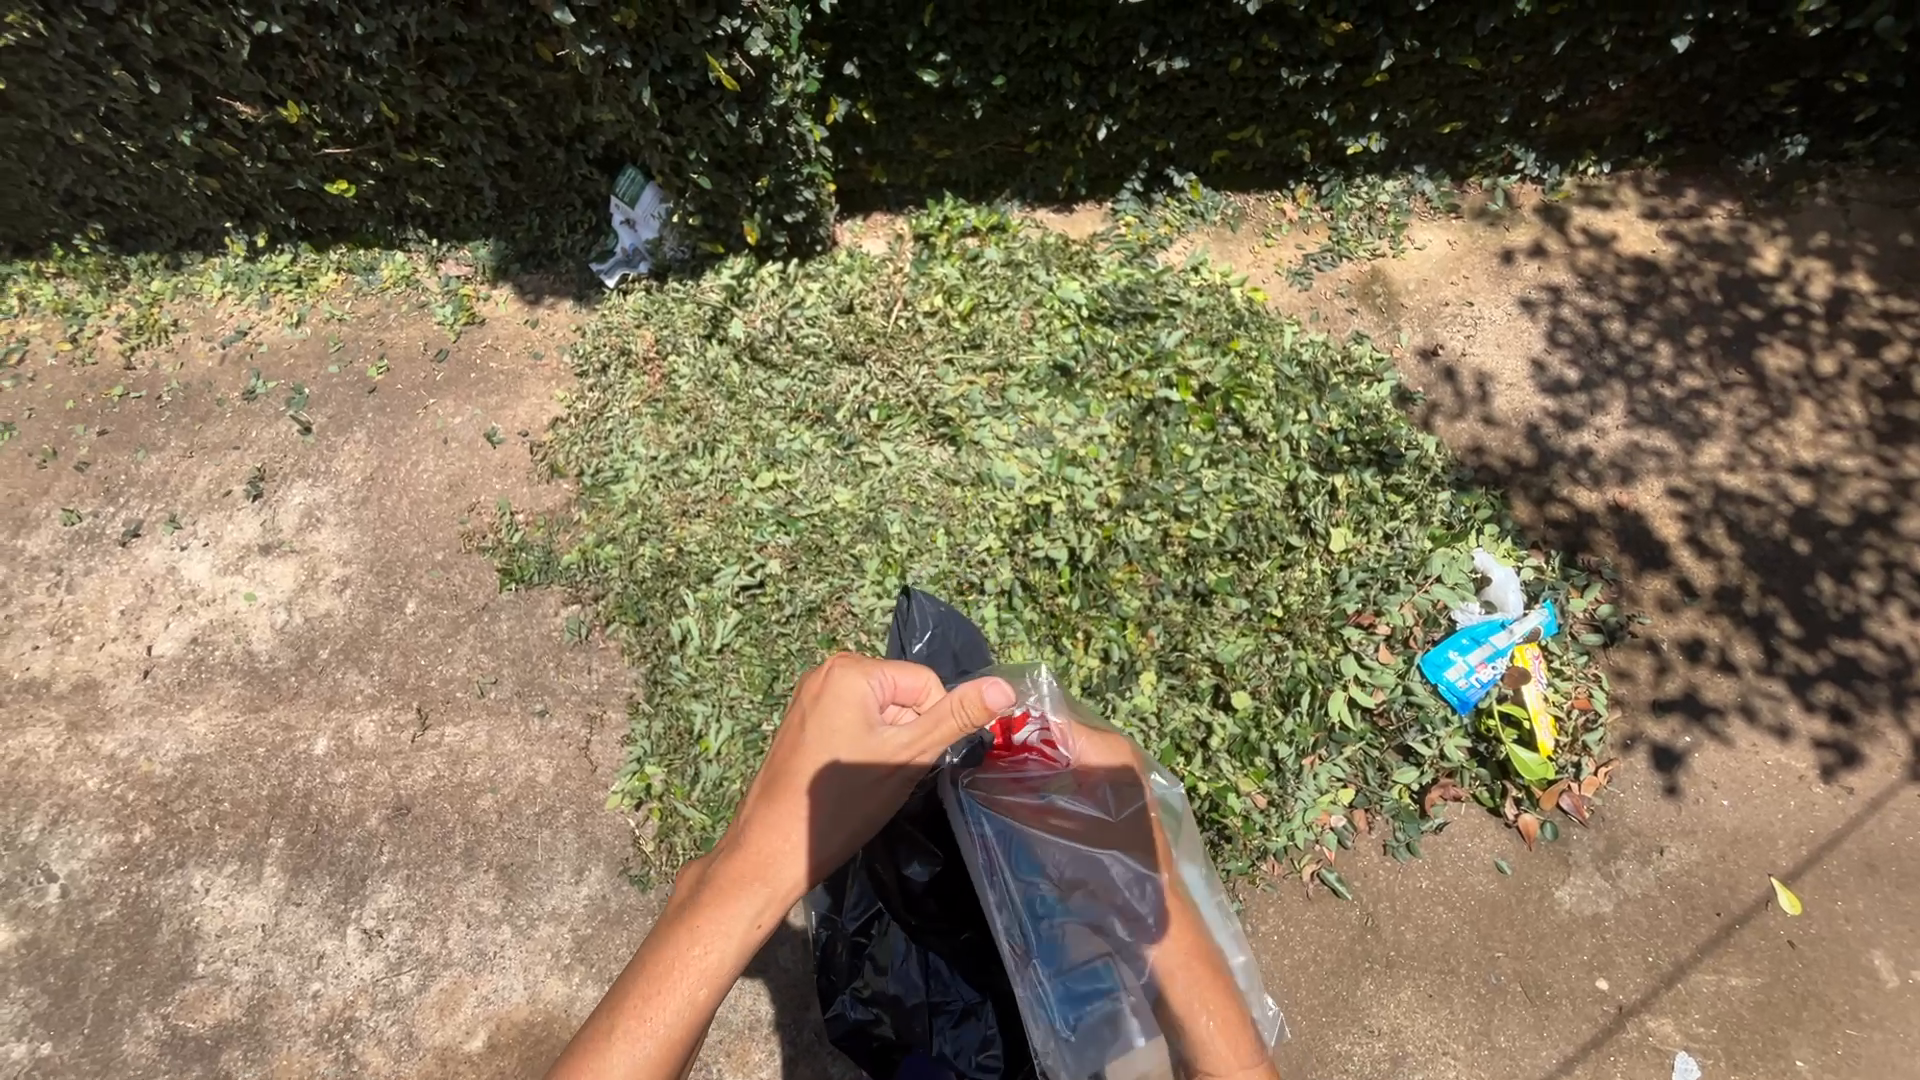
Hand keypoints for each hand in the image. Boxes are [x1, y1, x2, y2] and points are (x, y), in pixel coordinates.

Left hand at [709, 653, 1014, 907]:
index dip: (929, 727)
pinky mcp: (804, 719)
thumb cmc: (843, 803)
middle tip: (883, 774)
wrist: (770, 852)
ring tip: (864, 779)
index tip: (905, 763)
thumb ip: (957, 717)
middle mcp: (828, 670)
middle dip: (906, 733)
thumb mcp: (908, 756)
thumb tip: (1005, 686)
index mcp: (852, 669)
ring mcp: (811, 694)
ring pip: (881, 712)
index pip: (926, 686)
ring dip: (886, 743)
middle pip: (902, 696)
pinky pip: (855, 720)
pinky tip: (849, 778)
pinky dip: (864, 746)